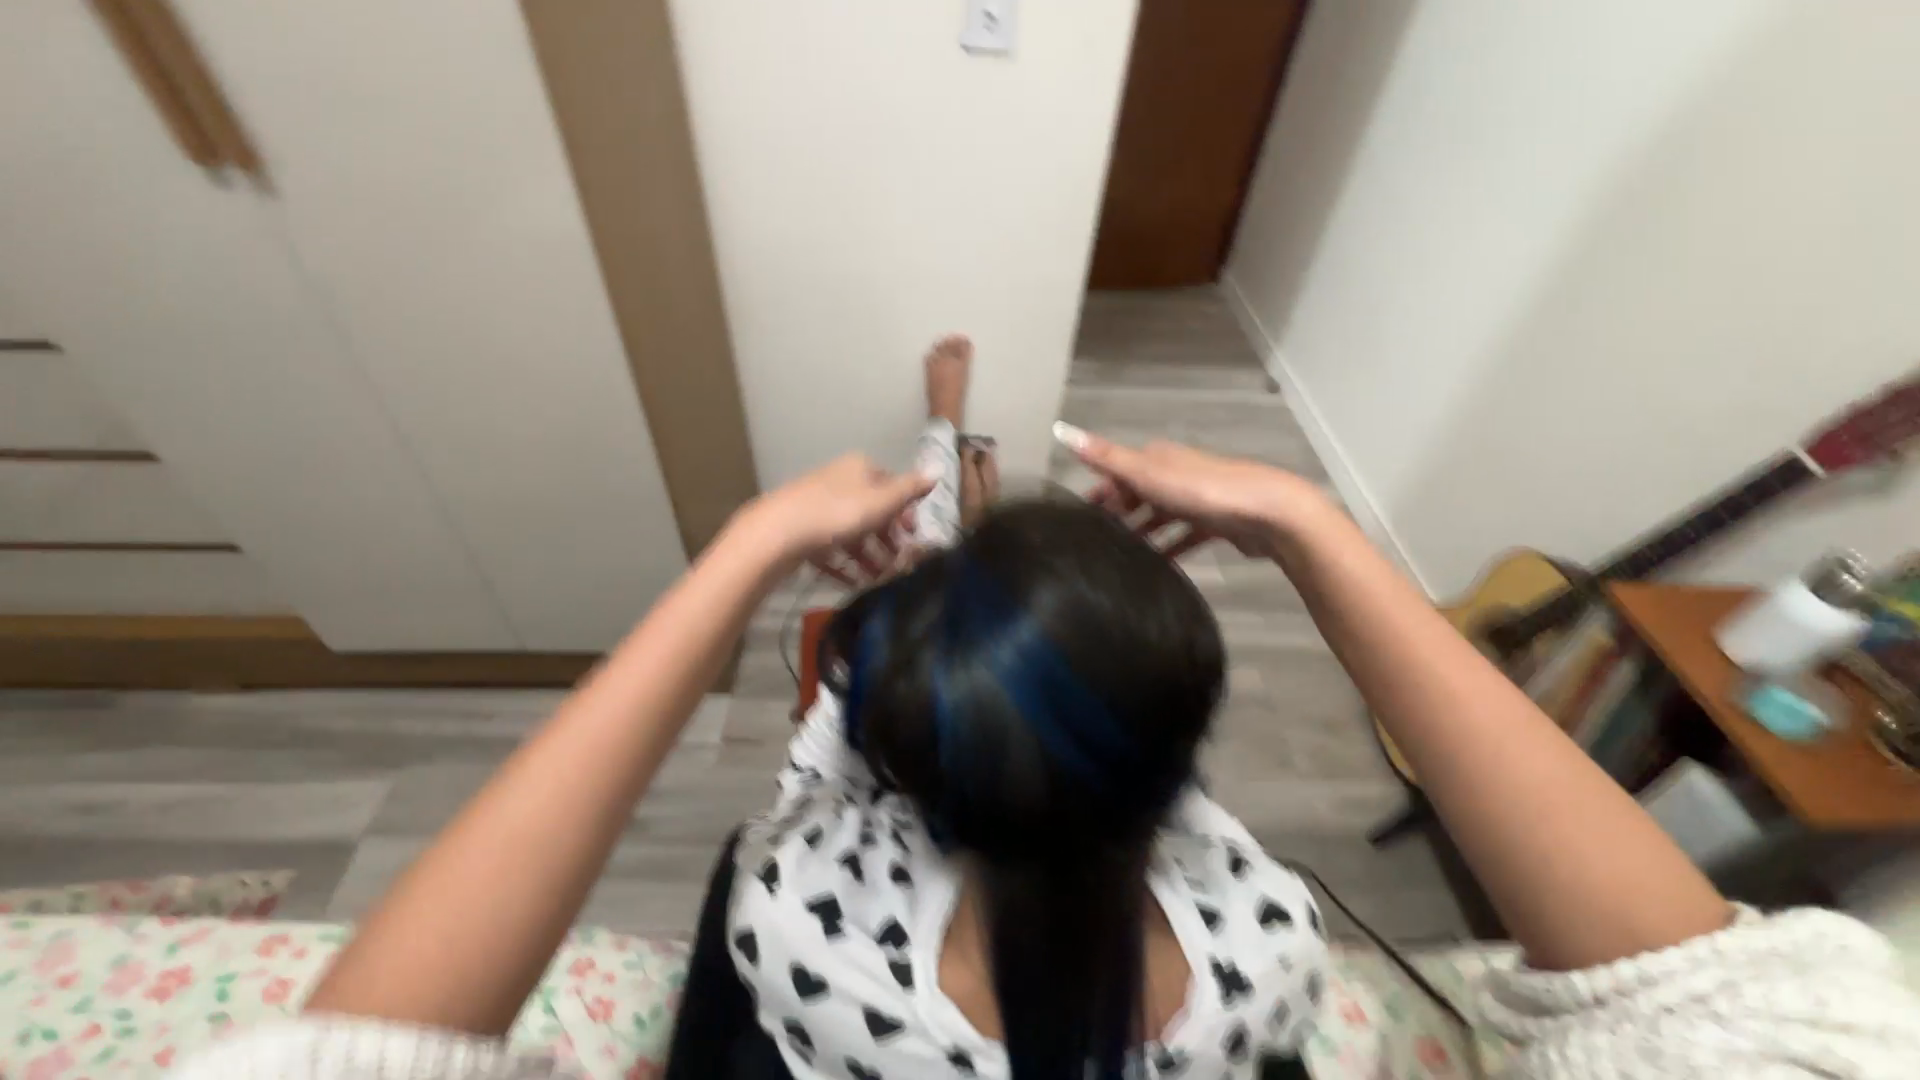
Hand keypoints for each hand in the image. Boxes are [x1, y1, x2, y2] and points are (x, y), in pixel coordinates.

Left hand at [743, 454, 933, 581]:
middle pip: (871, 512)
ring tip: (877, 579)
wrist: (778, 532)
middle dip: (886, 540)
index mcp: (860, 468)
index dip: (905, 513)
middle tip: (897, 564)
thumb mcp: (882, 501)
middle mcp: (839, 481)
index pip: (892, 487)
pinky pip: (828, 548)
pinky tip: (852, 582)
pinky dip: (842, 564)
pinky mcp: (801, 529)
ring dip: (867, 556)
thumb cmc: (838, 514)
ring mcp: (817, 505)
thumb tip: (937, 471)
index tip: (913, 538)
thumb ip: (910, 490)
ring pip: (850, 532)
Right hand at [1053, 422, 1329, 557]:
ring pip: (1160, 517)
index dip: (1098, 494)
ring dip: (1142, 535)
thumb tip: (1060, 430)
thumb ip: (1105, 457)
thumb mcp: (1146, 473)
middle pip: (1138, 495)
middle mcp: (1176, 473)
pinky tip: (1159, 568)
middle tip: (1095, 545)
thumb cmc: (1201, 490)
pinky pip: (1185, 537)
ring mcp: (1198, 499)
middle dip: (1117, 516)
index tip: (1077, 520)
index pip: (1117, 472)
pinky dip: (1171, 549)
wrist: (1267, 513)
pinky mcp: (1216, 524)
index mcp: (1158, 458)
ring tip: (1120, 560)